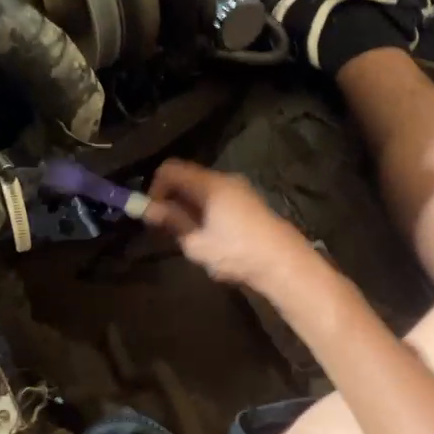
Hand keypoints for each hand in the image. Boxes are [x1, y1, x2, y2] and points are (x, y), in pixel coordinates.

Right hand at [142, 160, 317, 289]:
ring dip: (189, 205)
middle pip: (186, 177)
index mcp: (208, 184)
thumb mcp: (197, 242)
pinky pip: (217, 196)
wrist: (285, 264)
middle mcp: (224, 179)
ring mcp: (240, 189)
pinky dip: (205, 208)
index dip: (155, 187)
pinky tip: (210, 234)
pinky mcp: (250, 201)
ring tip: (189, 234)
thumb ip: (172, 222)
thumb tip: (148, 209)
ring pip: (202, 188)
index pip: (169, 169)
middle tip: (167, 226)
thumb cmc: (237, 253)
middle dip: (171, 197)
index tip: (152, 212)